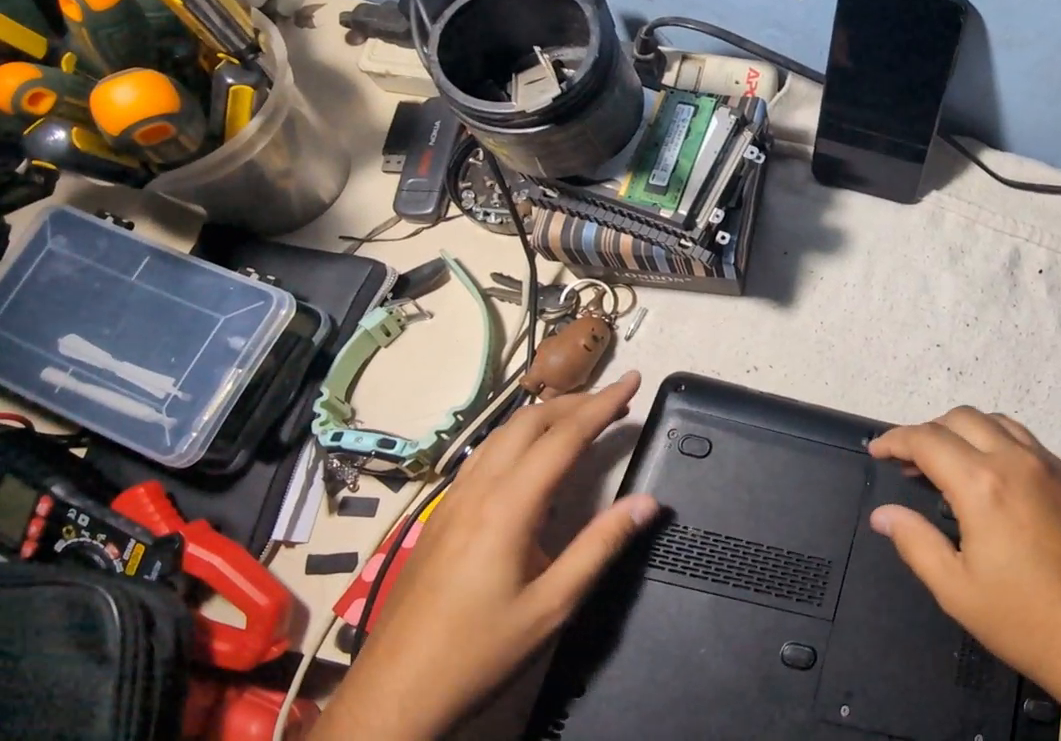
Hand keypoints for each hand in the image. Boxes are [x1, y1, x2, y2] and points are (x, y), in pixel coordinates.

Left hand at [314, 373, 657, 740]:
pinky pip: (483, 458)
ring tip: (582, 415)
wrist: (392, 698)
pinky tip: (533, 457)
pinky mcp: (439, 520)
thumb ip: (601, 546)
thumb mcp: (554, 605)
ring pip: (501, 436)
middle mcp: (476, 493)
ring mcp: (451, 504)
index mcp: (508, 507)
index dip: (603, 404)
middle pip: (528, 423)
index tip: (634, 380)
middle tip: (617, 398)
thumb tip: (648, 501)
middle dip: (576, 401)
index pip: (564, 436)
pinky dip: (519, 438)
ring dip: (545, 416)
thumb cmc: (479, 652)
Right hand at [868, 408, 1060, 740]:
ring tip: (945, 463)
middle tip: (907, 463)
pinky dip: (996, 439)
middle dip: (927, 431)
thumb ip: (916, 543)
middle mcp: (1017, 460)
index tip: (877, 451)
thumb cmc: (1026, 621)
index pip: (928, 440)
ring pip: (996, 421)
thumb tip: (885, 515)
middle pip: (961, 418)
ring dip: (963, 430)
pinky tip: (989, 473)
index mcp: (983, 484)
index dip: (895, 439)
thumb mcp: (957, 590)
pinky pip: (1025, 438)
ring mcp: (1049, 464)